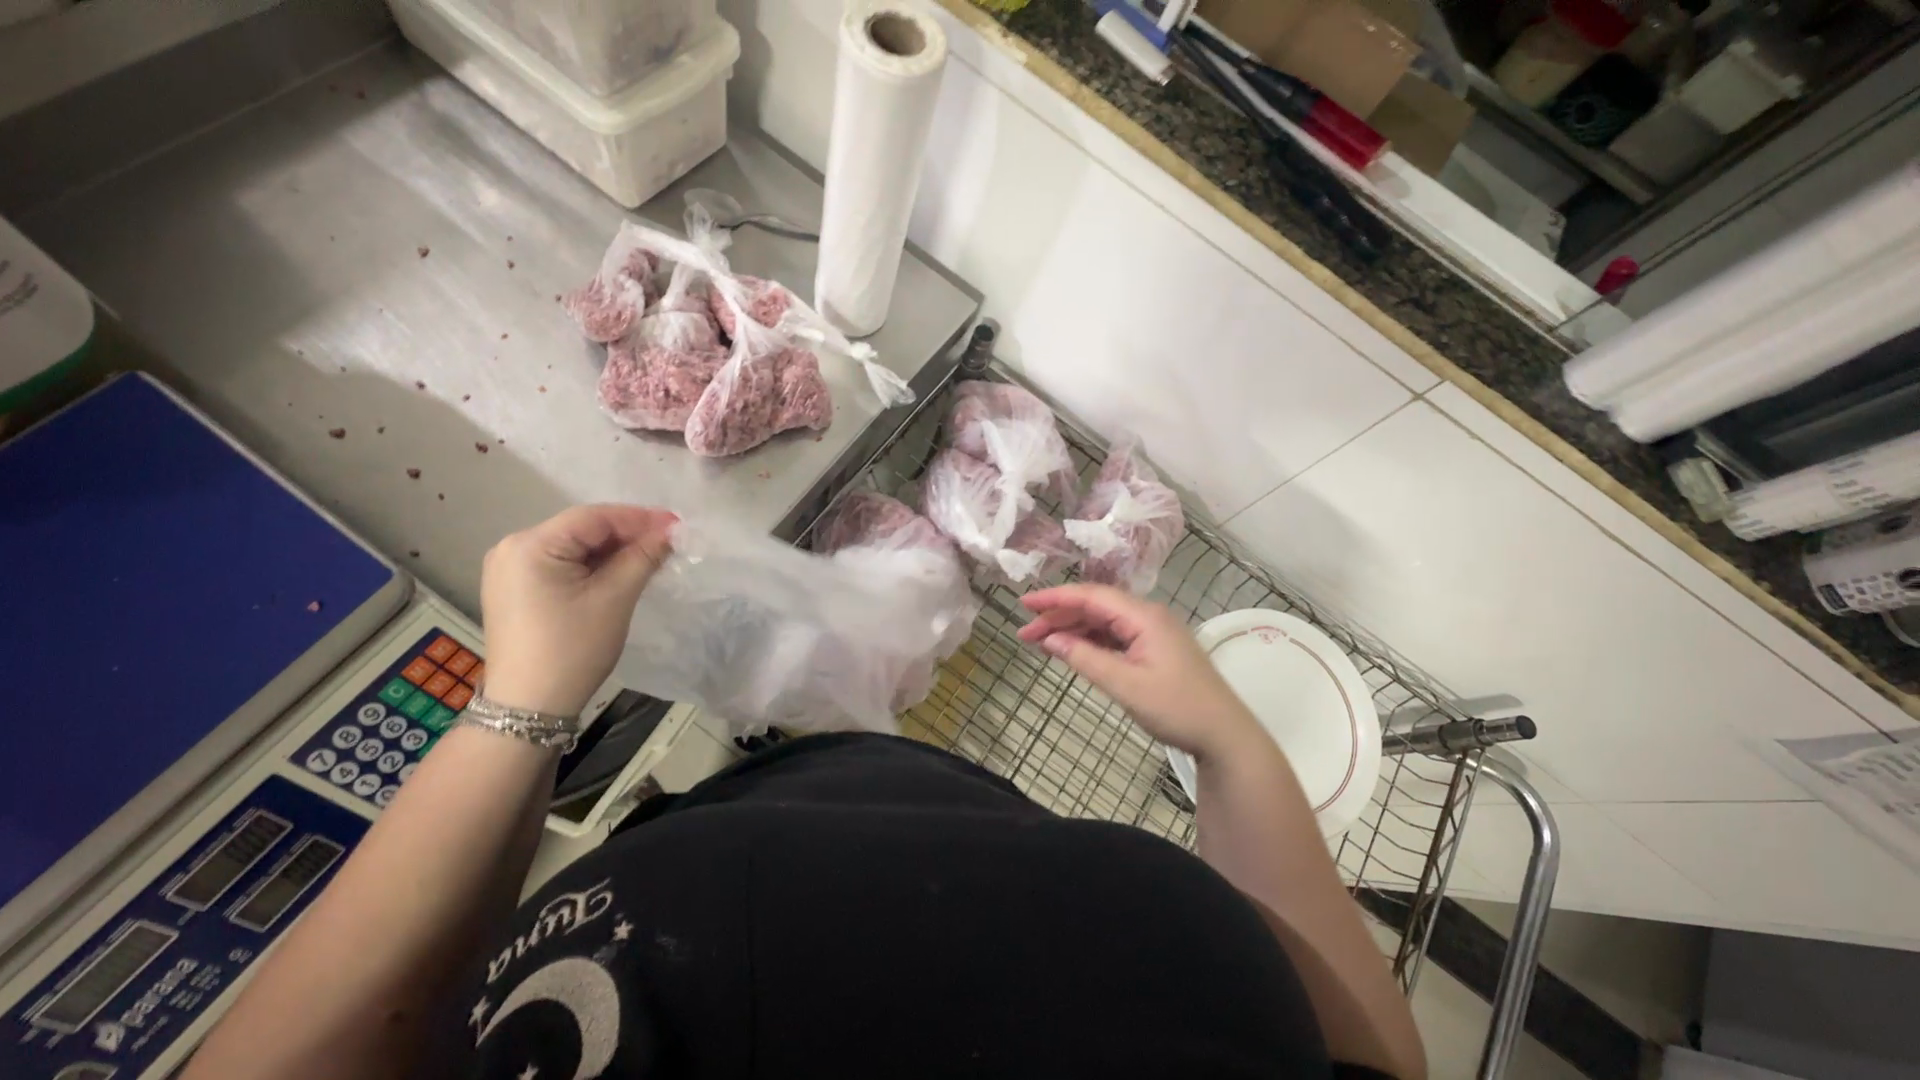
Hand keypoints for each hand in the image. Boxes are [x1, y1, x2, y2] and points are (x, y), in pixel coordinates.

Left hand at [480, 504, 675, 717]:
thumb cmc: (573, 649)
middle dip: (626, 535)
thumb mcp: (614, 599)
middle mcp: (511, 548)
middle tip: (667, 543)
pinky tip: (617, 576)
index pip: (593, 517)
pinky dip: (591, 568)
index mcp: (529, 545)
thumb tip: (669, 531)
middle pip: (580, 530)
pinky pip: (560, 566)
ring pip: (572, 548)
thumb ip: (642, 557)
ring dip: (611, 552)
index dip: (638, 518)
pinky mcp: (513, 591)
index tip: (676, 525)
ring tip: (649, 559)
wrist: (529, 707)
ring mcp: (508, 571)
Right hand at [1018, 584, 1262, 761]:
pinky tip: (1071, 650)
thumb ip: (1086, 659)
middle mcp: (1148, 617)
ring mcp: (1153, 633)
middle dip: (1058, 616)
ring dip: (1072, 629)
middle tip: (1025, 633)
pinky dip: (1090, 641)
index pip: (1091, 596)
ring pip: (1104, 621)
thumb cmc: (1177, 708)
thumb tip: (1050, 639)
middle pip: (1095, 606)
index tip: (1024, 603)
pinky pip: (1115, 636)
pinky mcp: (1155, 650)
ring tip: (1040, 642)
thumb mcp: (1126, 686)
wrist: (1224, 734)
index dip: (1055, 598)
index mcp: (1144, 617)